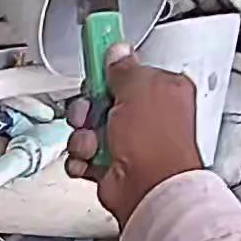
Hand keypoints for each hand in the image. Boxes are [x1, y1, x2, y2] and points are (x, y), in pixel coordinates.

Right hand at [64, 43, 203, 225]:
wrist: (147, 187)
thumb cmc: (155, 142)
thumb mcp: (139, 89)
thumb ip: (123, 69)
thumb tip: (116, 52)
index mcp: (160, 92)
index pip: (126, 74)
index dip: (106, 74)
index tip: (95, 70)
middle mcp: (144, 118)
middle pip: (99, 103)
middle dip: (87, 109)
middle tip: (89, 113)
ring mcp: (125, 143)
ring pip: (86, 131)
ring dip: (82, 138)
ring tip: (94, 145)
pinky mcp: (108, 166)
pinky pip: (81, 157)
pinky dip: (80, 160)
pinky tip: (90, 162)